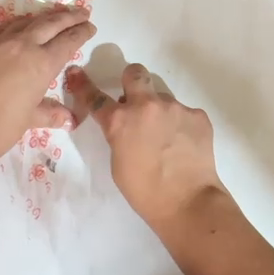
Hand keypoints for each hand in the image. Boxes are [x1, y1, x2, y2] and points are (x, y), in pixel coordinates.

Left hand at [0, 9, 94, 160]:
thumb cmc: (0, 129)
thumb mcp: (31, 119)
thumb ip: (51, 112)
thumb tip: (70, 119)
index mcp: (42, 63)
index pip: (68, 40)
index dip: (82, 32)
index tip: (90, 27)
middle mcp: (23, 45)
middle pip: (51, 22)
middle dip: (70, 16)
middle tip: (82, 12)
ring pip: (27, 20)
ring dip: (45, 17)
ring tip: (55, 17)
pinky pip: (3, 27)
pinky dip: (18, 24)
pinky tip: (21, 26)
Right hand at [67, 61, 224, 232]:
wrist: (187, 201)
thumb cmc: (145, 191)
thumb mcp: (118, 163)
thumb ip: (120, 135)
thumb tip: (129, 123)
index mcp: (121, 121)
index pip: (96, 98)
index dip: (84, 85)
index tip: (76, 73)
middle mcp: (147, 106)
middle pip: (135, 73)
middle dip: (132, 80)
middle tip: (135, 98)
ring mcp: (175, 107)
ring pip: (163, 97)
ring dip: (160, 111)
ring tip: (167, 139)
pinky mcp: (197, 114)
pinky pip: (184, 113)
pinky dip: (181, 125)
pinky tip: (184, 146)